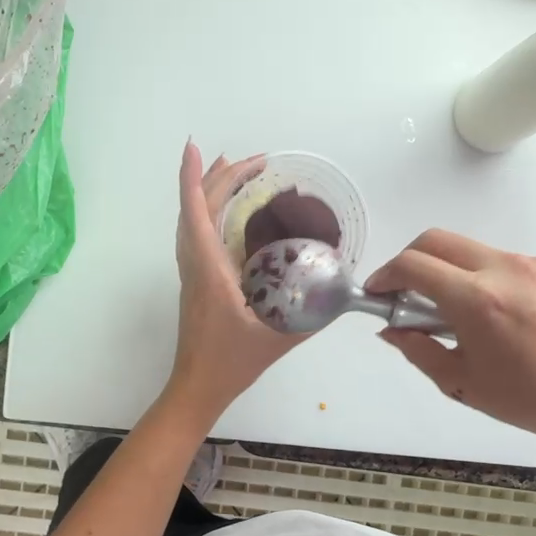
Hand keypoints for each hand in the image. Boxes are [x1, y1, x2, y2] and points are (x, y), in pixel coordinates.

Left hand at [165, 142, 305, 421]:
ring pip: (191, 222)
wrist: (196, 389)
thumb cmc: (230, 365)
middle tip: (255, 160)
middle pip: (196, 210)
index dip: (193, 177)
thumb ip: (312, 315)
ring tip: (231, 169)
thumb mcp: (278, 339)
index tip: (195, 146)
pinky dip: (206, 214)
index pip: (196, 213)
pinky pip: (195, 237)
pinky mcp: (194, 284)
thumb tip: (345, 293)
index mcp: (209, 271)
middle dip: (220, 177)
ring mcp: (191, 275)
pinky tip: (224, 215)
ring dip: (208, 192)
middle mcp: (195, 266)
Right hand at [365, 229, 535, 443]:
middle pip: (437, 241)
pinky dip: (476, 276)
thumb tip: (391, 329)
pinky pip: (498, 261)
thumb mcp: (457, 380)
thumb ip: (417, 348)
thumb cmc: (522, 398)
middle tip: (401, 294)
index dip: (386, 276)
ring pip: (468, 249)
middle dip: (409, 261)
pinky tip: (482, 312)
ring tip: (445, 311)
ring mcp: (530, 265)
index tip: (376, 294)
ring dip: (444, 269)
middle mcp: (502, 270)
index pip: (414, 265)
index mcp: (476, 300)